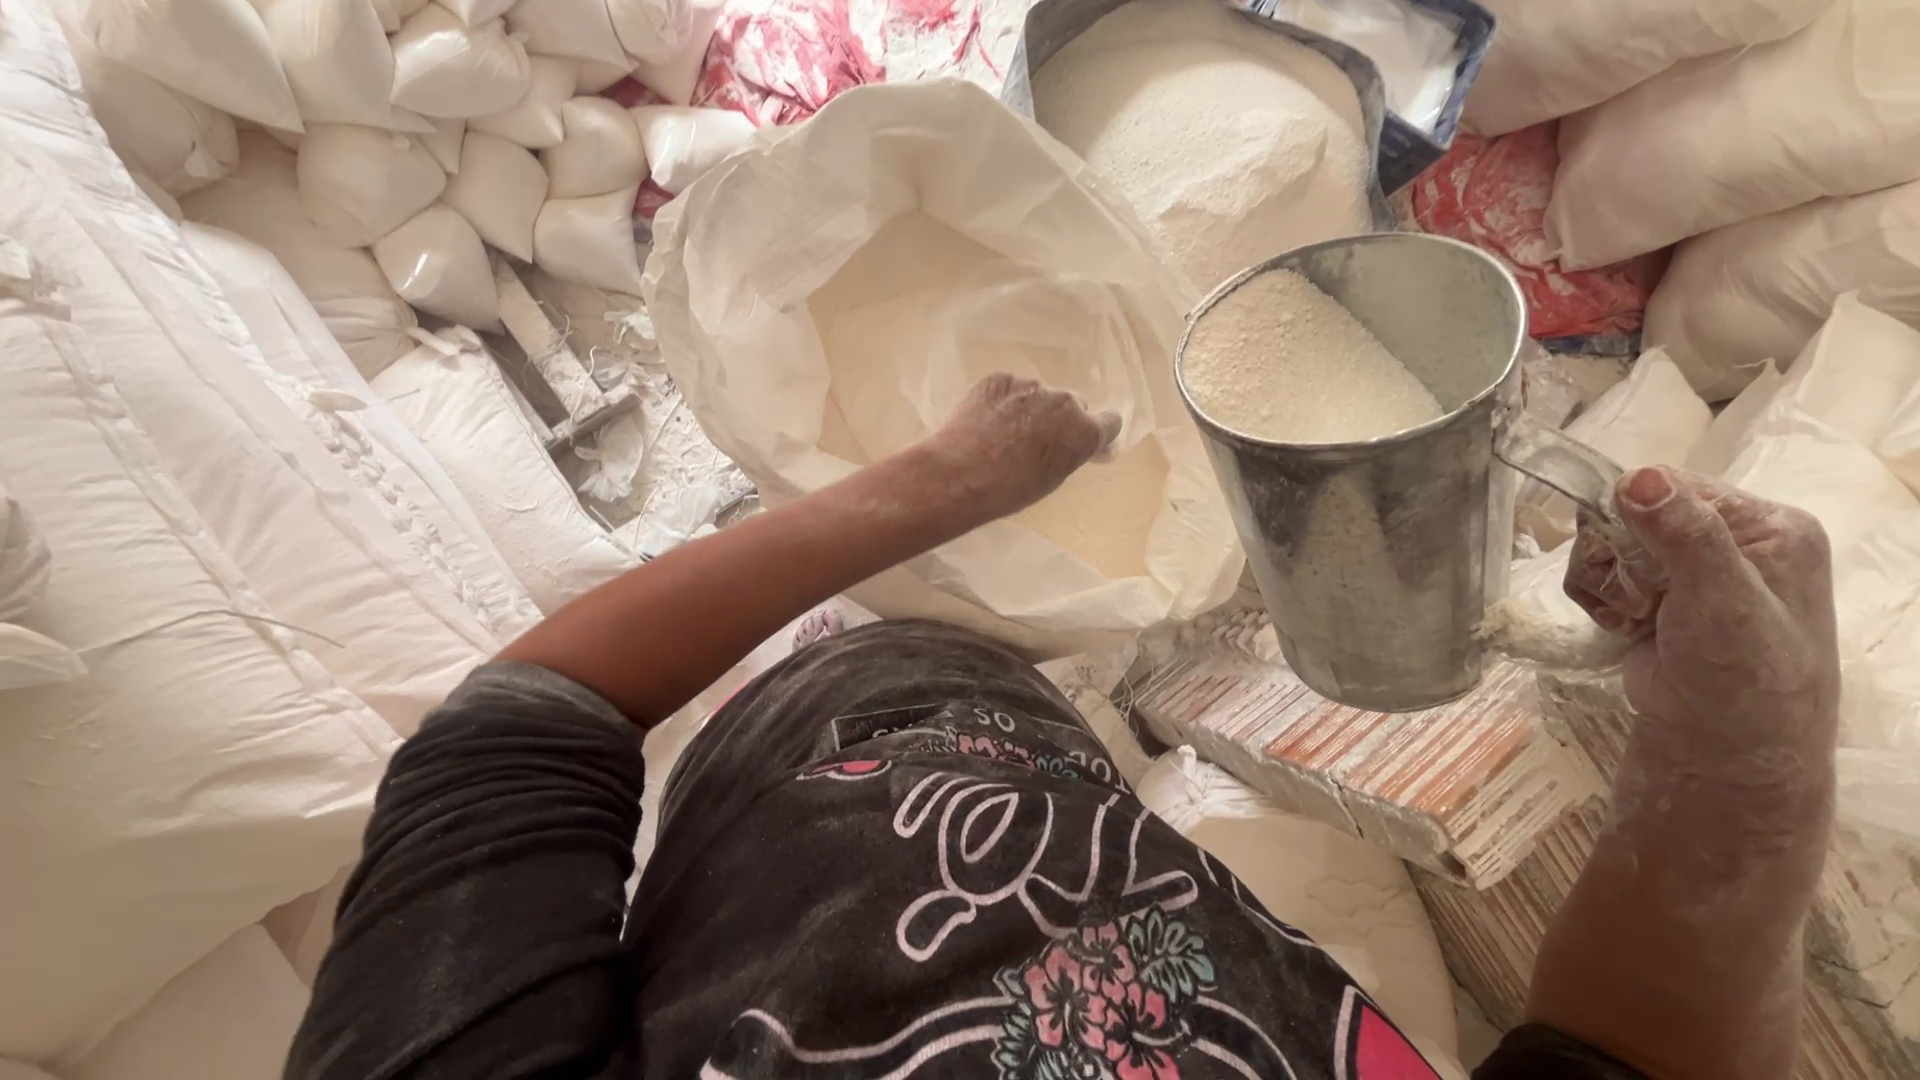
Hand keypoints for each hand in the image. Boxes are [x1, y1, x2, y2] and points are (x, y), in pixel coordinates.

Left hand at [923, 373, 1120, 521]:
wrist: (959, 476)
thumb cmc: (1009, 491)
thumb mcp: (1052, 479)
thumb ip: (1072, 454)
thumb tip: (1083, 447)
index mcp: (1084, 431)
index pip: (1109, 421)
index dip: (1096, 431)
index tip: (1081, 441)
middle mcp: (1064, 401)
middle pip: (1071, 405)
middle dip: (1059, 419)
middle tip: (1034, 442)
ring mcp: (1030, 385)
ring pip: (1038, 395)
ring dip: (1029, 409)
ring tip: (1002, 434)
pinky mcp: (999, 379)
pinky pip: (1009, 388)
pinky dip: (1002, 401)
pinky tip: (984, 421)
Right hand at [1563, 466, 1839, 770]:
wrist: (1719, 745)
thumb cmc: (1741, 676)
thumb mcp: (1721, 600)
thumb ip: (1686, 536)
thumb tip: (1637, 477)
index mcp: (1764, 524)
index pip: (1668, 484)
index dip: (1631, 513)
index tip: (1628, 555)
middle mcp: (1726, 538)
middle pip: (1625, 511)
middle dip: (1612, 555)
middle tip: (1638, 597)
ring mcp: (1684, 568)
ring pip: (1601, 543)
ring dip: (1600, 582)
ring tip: (1633, 618)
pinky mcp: (1648, 593)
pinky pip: (1593, 572)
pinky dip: (1593, 598)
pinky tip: (1621, 625)